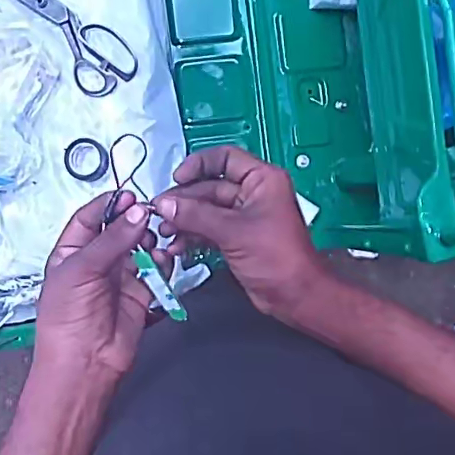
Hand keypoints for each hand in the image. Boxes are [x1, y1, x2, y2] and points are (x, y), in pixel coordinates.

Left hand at [33, 190, 168, 383]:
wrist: (84, 363)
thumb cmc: (66, 321)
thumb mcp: (81, 269)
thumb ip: (112, 239)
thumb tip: (136, 213)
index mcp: (70, 253)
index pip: (90, 219)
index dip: (109, 205)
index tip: (129, 196)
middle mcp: (95, 263)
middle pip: (118, 230)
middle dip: (134, 221)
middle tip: (148, 215)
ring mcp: (118, 278)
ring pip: (139, 248)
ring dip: (149, 240)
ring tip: (153, 239)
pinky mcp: (140, 294)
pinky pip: (155, 270)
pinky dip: (162, 263)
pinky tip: (161, 260)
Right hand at [152, 146, 327, 320]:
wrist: (295, 296)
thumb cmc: (277, 258)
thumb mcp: (233, 231)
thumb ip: (196, 215)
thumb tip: (164, 205)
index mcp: (262, 180)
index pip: (225, 158)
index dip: (198, 165)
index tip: (177, 179)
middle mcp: (253, 194)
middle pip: (210, 187)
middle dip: (184, 201)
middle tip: (160, 213)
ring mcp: (244, 217)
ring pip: (206, 210)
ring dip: (184, 220)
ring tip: (165, 233)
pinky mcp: (237, 238)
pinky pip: (209, 229)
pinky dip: (193, 235)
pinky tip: (177, 246)